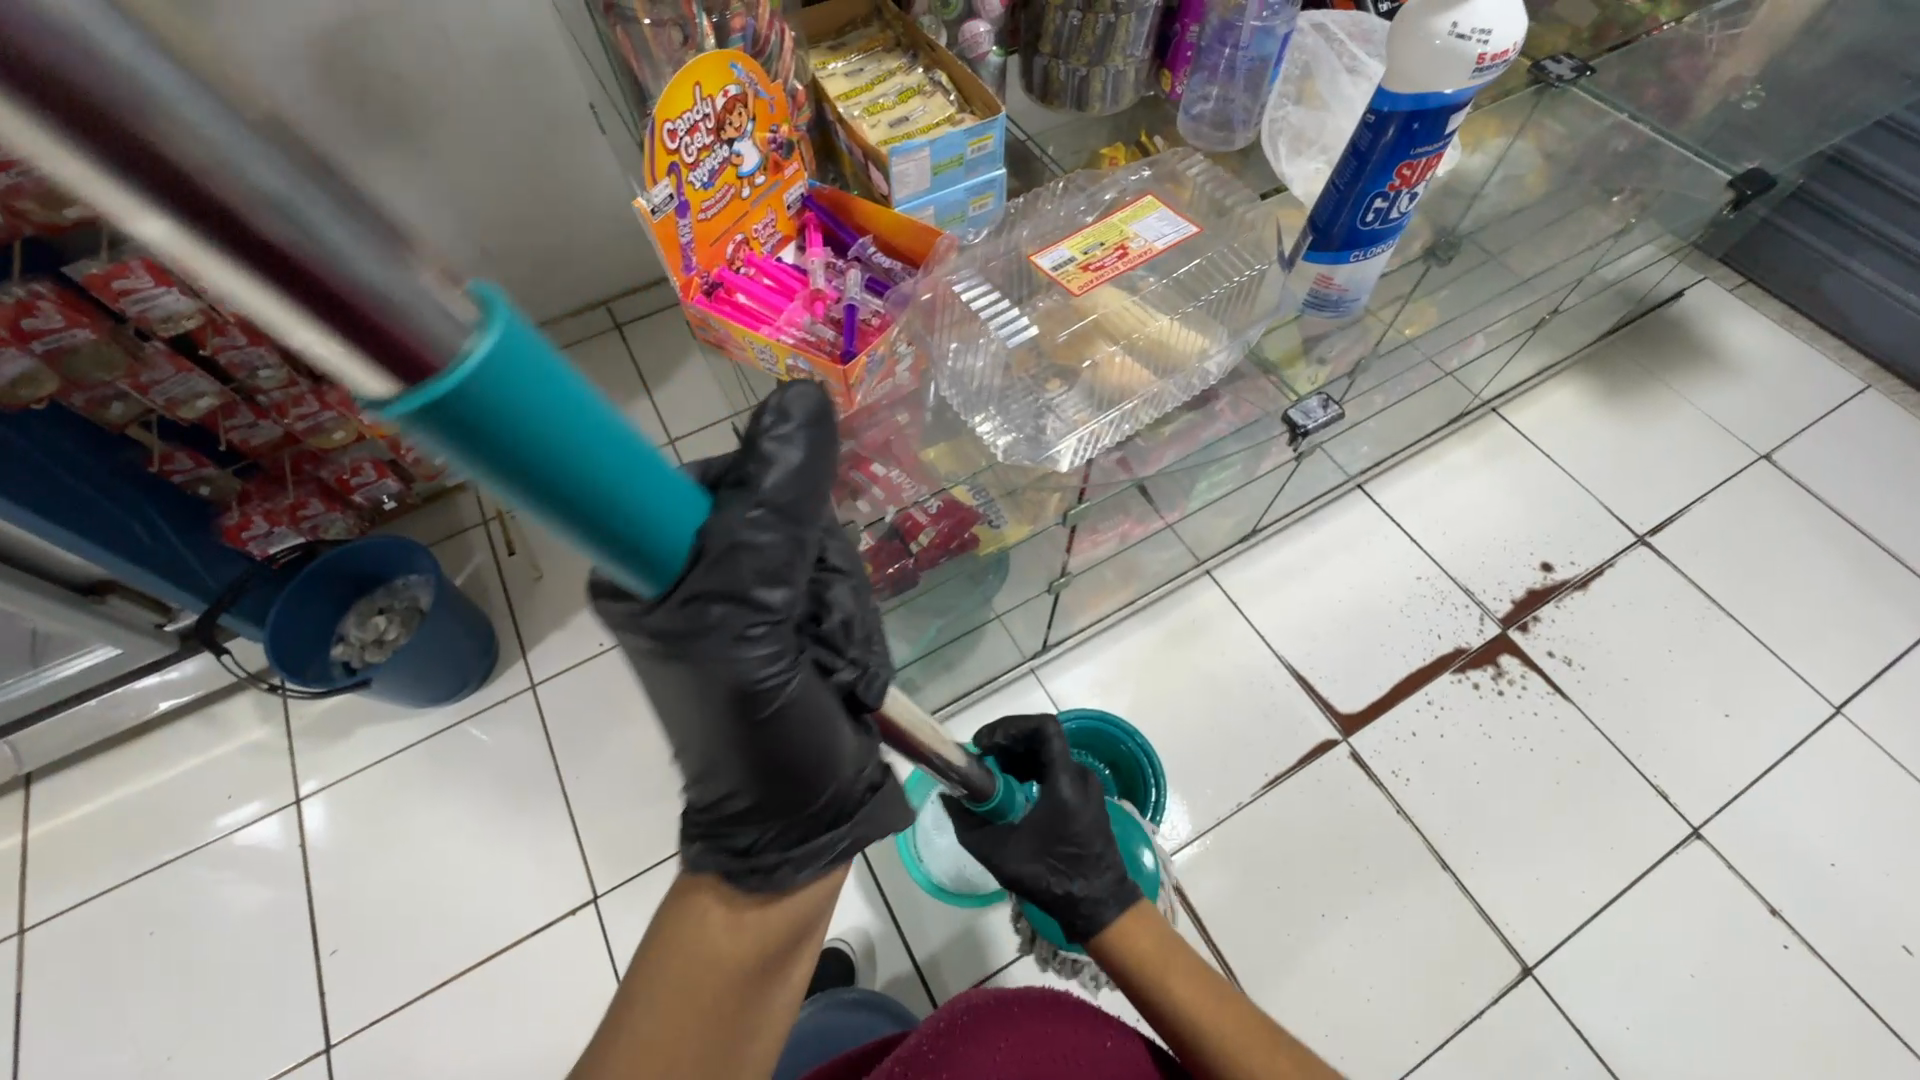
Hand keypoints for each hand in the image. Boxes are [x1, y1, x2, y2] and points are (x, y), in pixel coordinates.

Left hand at [590, 381, 909, 892]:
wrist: (802, 820)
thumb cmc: (755, 734)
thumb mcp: (750, 622)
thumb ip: (772, 515)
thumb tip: (801, 394)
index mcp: (652, 564)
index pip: (715, 476)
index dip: (768, 503)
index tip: (791, 564)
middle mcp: (697, 567)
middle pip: (784, 508)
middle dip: (816, 577)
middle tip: (809, 639)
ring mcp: (750, 592)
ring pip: (823, 546)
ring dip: (841, 610)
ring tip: (828, 666)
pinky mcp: (792, 614)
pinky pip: (842, 584)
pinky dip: (854, 629)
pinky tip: (842, 670)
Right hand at [946, 713, 1142, 943]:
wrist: (1099, 905)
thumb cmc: (1051, 878)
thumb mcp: (999, 854)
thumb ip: (968, 822)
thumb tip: (948, 796)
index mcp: (1065, 782)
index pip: (1043, 727)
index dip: (1009, 727)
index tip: (984, 745)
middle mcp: (1080, 775)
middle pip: (1042, 737)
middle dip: (1007, 742)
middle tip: (980, 759)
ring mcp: (1086, 785)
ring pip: (1048, 752)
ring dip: (1017, 756)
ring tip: (990, 775)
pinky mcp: (1085, 797)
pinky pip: (1055, 769)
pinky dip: (1030, 770)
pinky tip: (1010, 790)